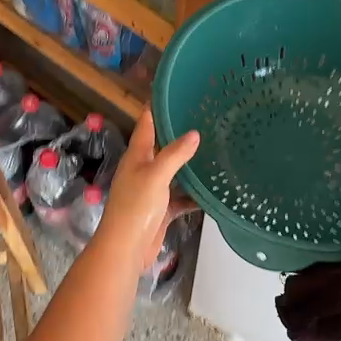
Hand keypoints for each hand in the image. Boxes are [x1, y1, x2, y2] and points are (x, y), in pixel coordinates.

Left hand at [92, 109, 198, 271]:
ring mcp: (153, 190)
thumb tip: (194, 133)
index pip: (146, 125)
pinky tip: (212, 190)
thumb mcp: (155, 175)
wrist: (126, 249)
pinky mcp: (162, 210)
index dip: (156, 108)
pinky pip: (181, 197)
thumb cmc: (136, 207)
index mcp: (137, 156)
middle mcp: (143, 170)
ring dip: (190, 165)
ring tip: (214, 150)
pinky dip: (194, 195)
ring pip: (174, 173)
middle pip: (162, 147)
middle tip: (203, 119)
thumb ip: (175, 154)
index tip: (171, 92)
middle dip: (179, 135)